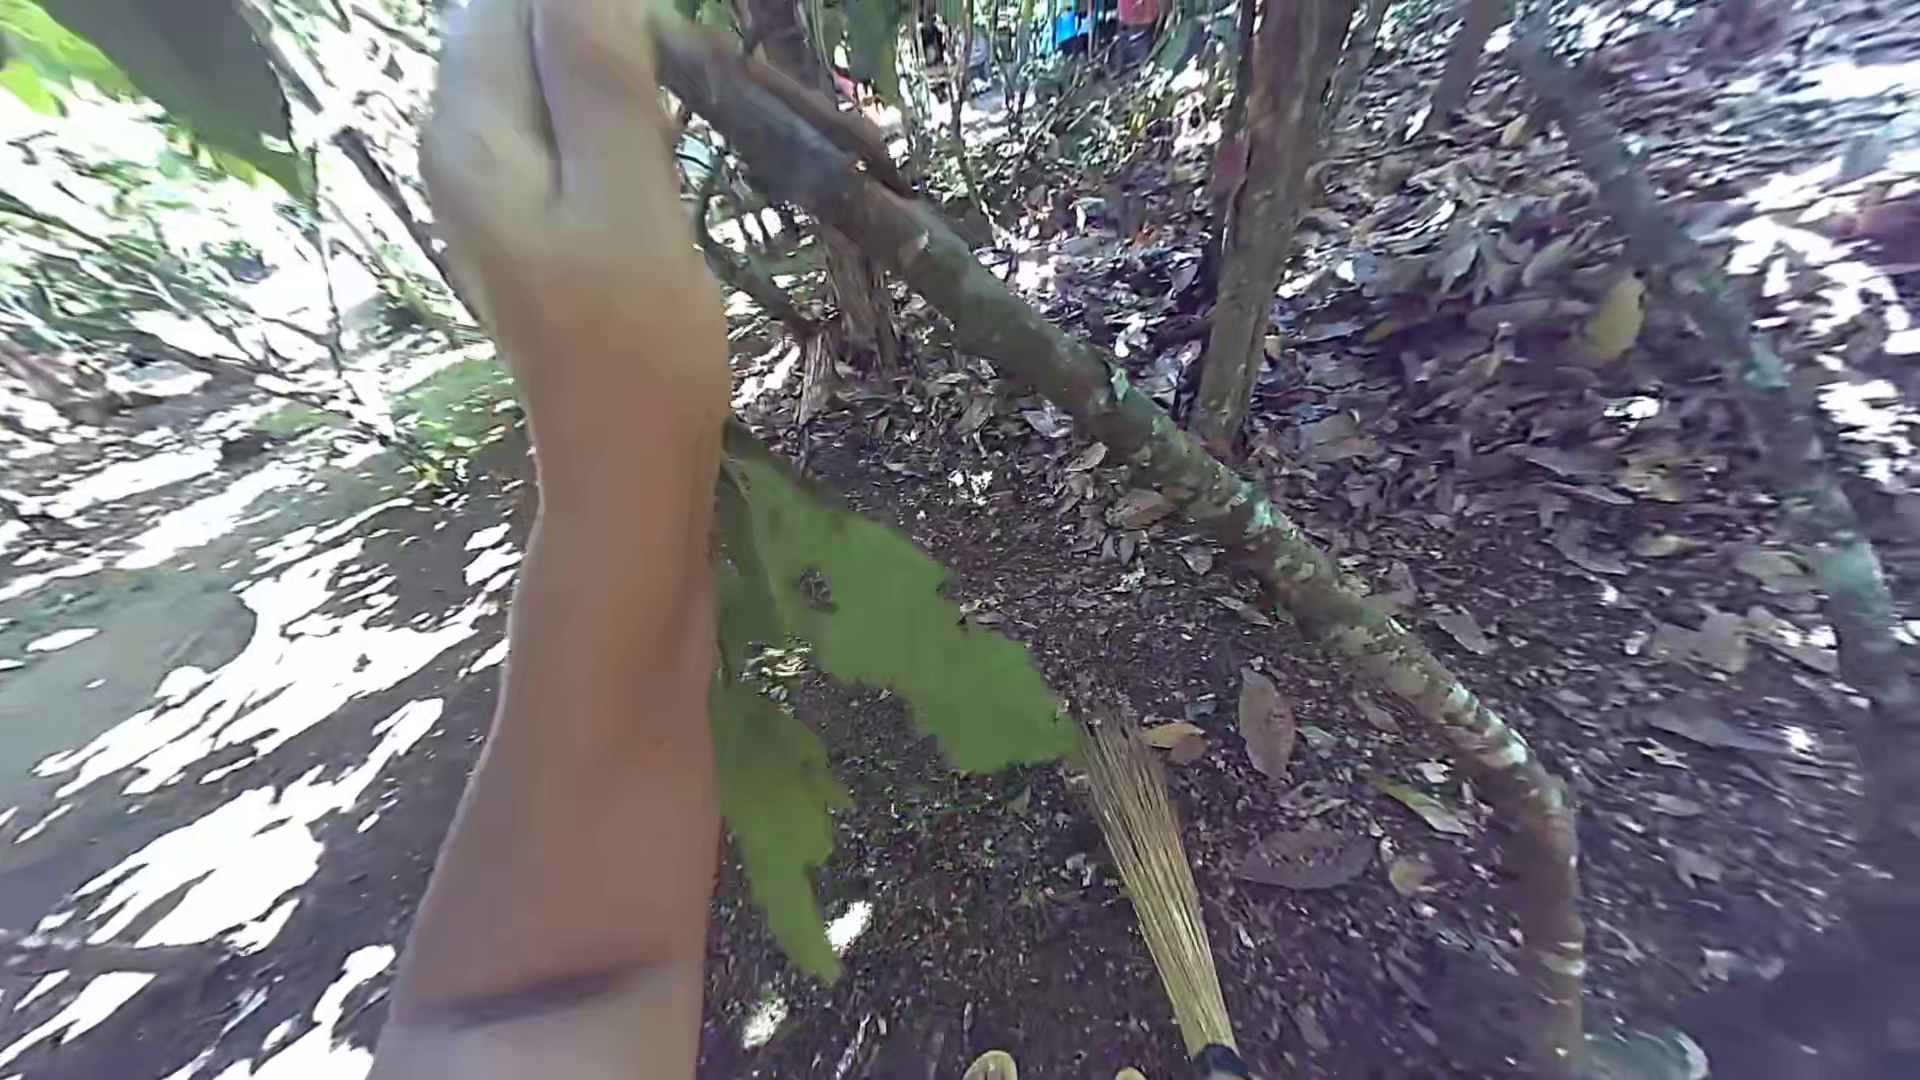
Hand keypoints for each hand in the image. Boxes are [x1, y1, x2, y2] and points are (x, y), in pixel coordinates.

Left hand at [423, 0, 726, 489]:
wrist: (634, 461)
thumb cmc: (642, 348)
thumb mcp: (630, 209)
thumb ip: (601, 84)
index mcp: (472, 135)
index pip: (510, 5)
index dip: (597, 8)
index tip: (680, 55)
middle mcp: (467, 158)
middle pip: (523, 48)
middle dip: (608, 50)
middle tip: (689, 99)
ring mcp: (504, 208)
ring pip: (554, 107)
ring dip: (620, 101)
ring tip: (680, 139)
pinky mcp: (545, 246)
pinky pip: (573, 163)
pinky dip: (620, 151)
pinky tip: (659, 179)